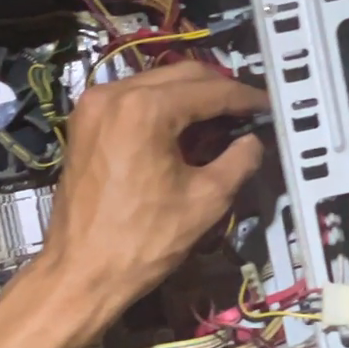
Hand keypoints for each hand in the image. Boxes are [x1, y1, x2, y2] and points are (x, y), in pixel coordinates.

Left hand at [33, 61, 267, 330]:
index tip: (267, 106)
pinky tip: (181, 129)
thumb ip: (238, 161)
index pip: (209, 90)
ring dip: (189, 96)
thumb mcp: (205, 201)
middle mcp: (113, 93)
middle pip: (181, 75)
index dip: (245, 97)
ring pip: (155, 83)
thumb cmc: (142, 241)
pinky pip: (131, 100)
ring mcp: (92, 106)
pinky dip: (160, 107)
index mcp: (145, 108)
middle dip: (218, 89)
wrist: (80, 272)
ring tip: (218, 119)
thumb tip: (253, 142)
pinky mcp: (83, 124)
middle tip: (247, 111)